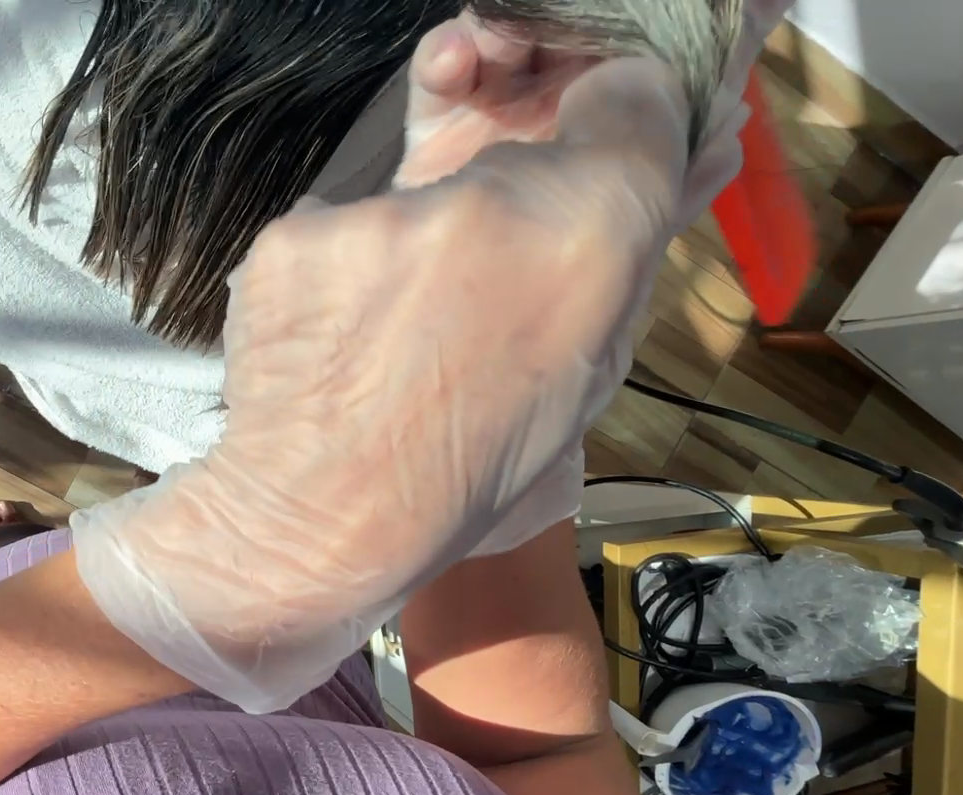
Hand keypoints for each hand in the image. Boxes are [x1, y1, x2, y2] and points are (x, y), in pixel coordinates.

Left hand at [72, 18, 754, 711]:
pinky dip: (336, 278)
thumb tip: (670, 173)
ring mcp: (375, 215)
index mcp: (591, 237)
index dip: (601, 149)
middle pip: (511, 164)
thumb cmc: (458, 484)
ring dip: (411, 253)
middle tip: (460, 312)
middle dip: (499, 221)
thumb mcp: (582, 388)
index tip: (569, 192)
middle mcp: (487, 202)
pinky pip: (333, 235)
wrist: (318, 521)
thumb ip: (617, 270)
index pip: (627, 104)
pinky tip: (332, 345)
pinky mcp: (292, 234)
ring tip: (388, 348)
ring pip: (413, 201)